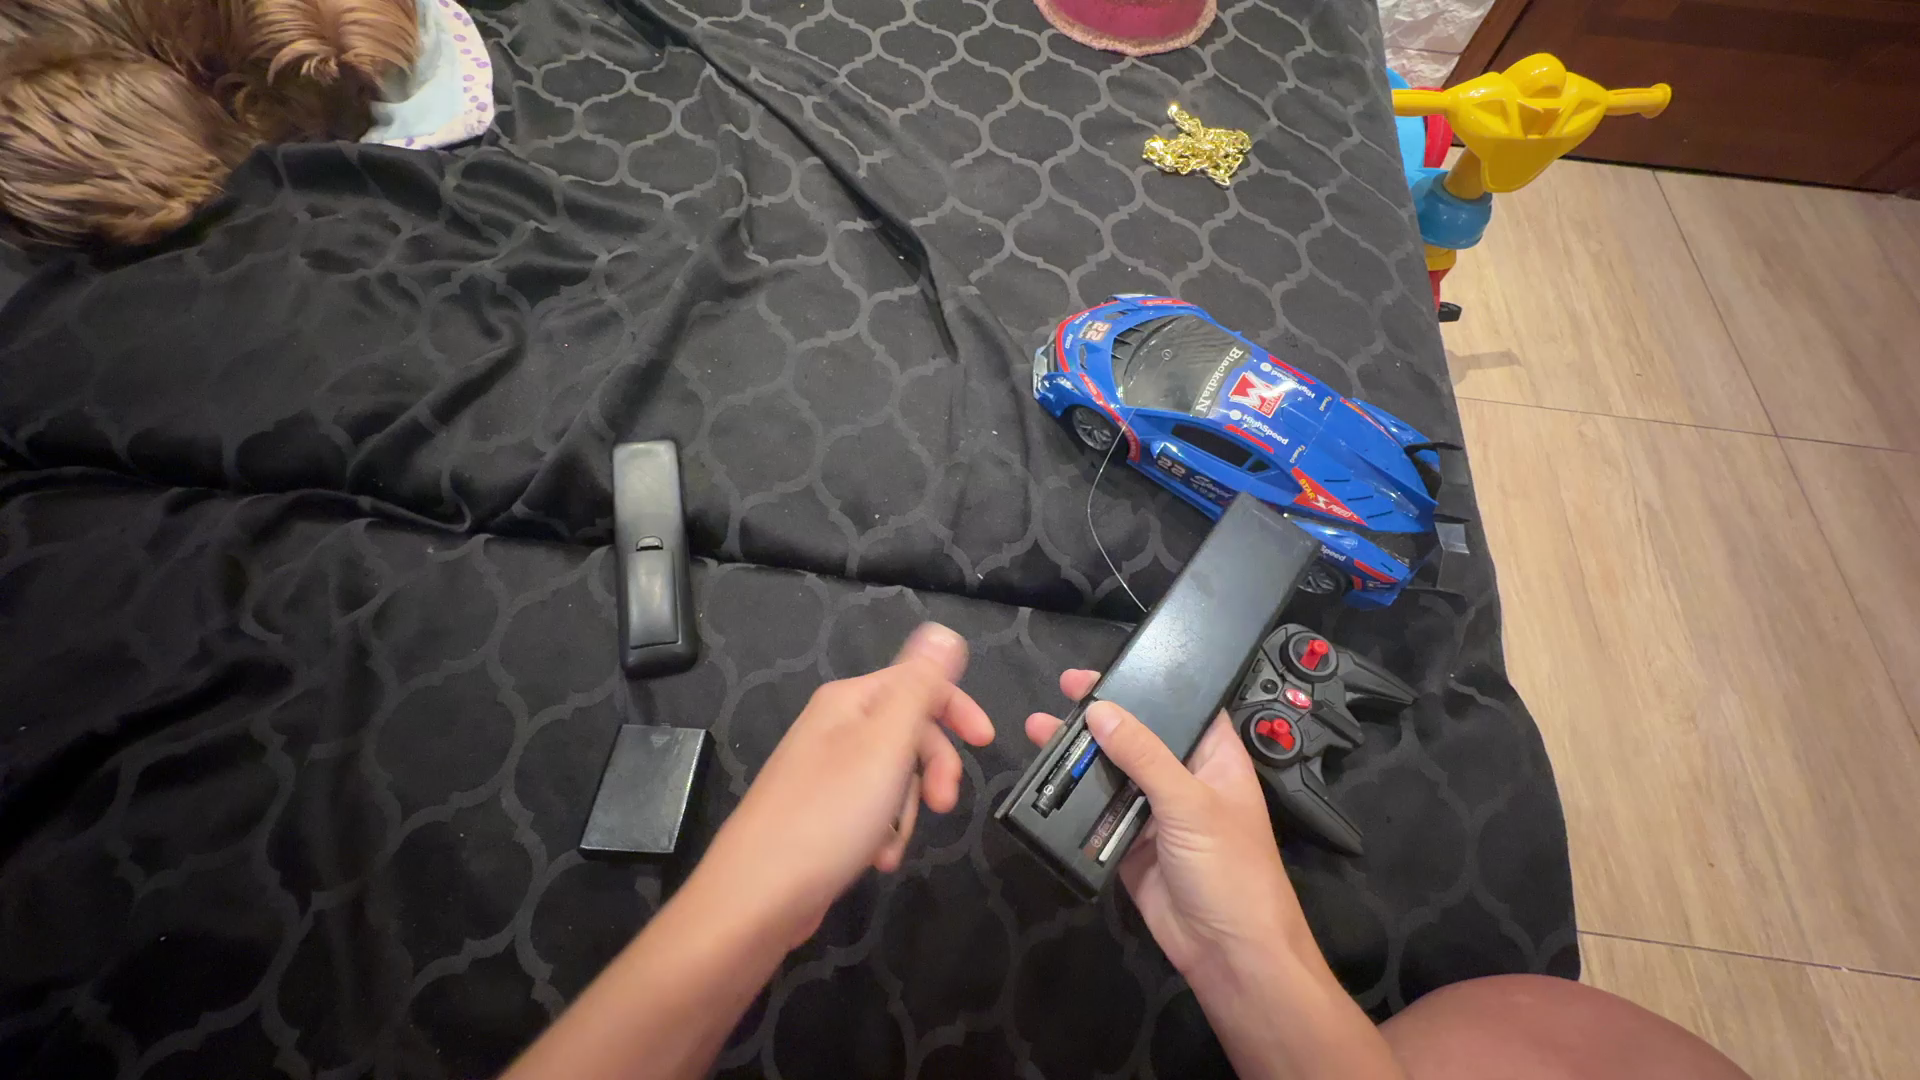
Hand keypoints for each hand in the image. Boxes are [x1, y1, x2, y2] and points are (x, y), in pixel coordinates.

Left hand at [693, 622, 993, 945]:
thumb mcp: (885, 743)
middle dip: (934, 769)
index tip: (986, 743)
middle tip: (945, 806)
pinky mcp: (823, 813)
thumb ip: (919, 686)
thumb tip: (943, 631)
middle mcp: (836, 727)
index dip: (957, 708)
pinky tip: (875, 858)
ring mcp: (826, 771)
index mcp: (850, 700)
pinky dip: (884, 832)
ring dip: (907, 810)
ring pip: (896, 776)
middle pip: (910, 731)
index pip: (919, 682)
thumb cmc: (828, 814)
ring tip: (891, 844)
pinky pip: (873, 809)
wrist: (755, 899)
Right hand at [1025, 671, 1311, 975]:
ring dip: (1079, 754)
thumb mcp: (1190, 803)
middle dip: (1101, 715)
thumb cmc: (1230, 869)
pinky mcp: (1127, 841)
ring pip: (1111, 772)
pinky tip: (1044, 777)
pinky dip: (1073, 797)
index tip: (1107, 667)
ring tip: (1038, 728)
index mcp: (1213, 758)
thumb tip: (1098, 709)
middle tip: (1061, 690)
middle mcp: (1182, 777)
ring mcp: (1153, 811)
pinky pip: (1097, 811)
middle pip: (1138, 736)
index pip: (1181, 707)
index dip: (1148, 684)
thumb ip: (1143, 755)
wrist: (1230, 957)